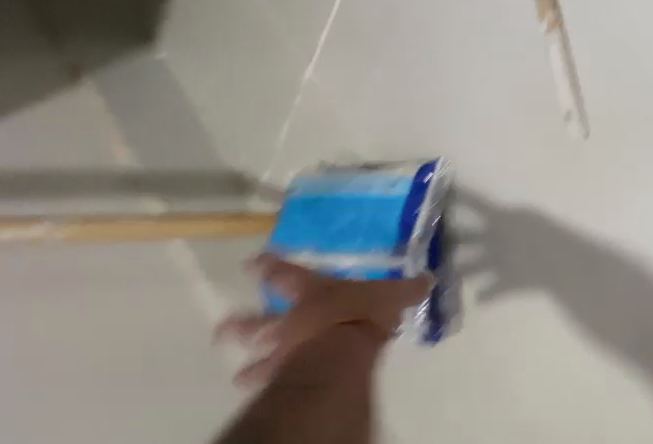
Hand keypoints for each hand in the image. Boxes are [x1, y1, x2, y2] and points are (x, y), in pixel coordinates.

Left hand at [215, 254, 431, 386]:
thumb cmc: (364, 312)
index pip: (288, 275)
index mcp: (315, 293)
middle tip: (223, 327)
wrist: (340, 352)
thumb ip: (410, 288)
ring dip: (250, 365)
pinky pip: (269, 382)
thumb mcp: (394, 294)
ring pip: (257, 356)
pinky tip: (263, 391)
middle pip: (258, 321)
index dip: (270, 266)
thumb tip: (430, 277)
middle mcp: (290, 320)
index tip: (252, 261)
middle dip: (240, 325)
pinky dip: (265, 386)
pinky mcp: (282, 376)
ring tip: (240, 374)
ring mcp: (282, 349)